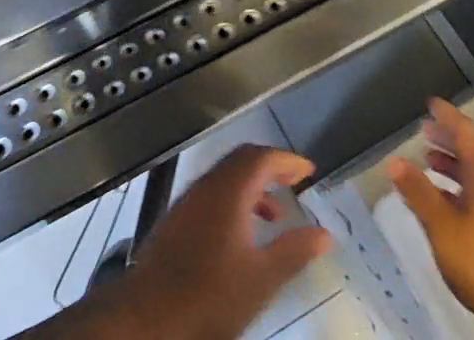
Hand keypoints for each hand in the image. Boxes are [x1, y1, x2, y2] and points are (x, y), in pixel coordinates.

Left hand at [33, 145, 331, 339]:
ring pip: (224, 178)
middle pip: (240, 160)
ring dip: (252, 186)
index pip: (261, 157)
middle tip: (294, 182)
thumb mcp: (262, 278)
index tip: (309, 171)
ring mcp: (186, 203)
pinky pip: (210, 195)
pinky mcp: (175, 221)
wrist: (148, 316)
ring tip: (275, 214)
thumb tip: (324, 234)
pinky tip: (242, 234)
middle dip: (270, 167)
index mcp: (228, 192)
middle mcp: (204, 187)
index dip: (287, 159)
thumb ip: (294, 251)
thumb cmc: (210, 294)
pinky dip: (233, 200)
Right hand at [389, 98, 473, 339]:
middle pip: (473, 152)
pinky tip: (445, 203)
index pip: (467, 133)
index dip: (448, 116)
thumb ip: (419, 193)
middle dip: (448, 138)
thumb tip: (396, 159)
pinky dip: (459, 185)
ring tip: (428, 160)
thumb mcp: (443, 228)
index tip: (430, 102)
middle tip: (424, 130)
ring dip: (452, 163)